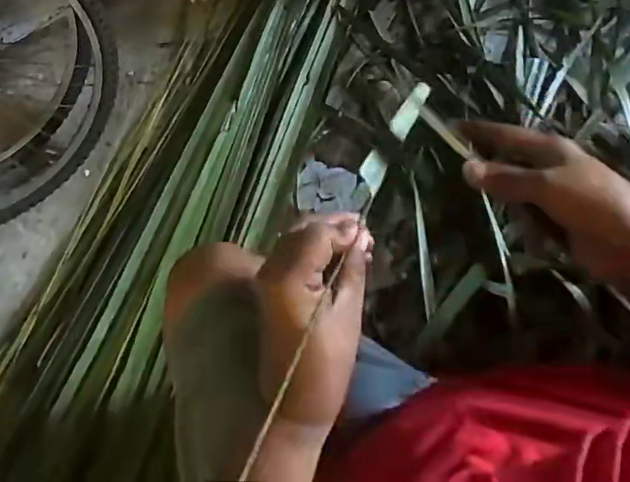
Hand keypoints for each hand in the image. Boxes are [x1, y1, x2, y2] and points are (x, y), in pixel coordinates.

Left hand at [252, 212, 371, 434]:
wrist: (291, 402)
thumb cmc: (325, 365)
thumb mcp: (348, 315)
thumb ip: (352, 270)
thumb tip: (360, 238)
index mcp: (287, 275)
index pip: (315, 234)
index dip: (342, 229)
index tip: (366, 230)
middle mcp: (268, 267)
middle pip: (299, 231)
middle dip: (330, 226)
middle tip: (360, 227)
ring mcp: (263, 274)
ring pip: (291, 238)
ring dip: (319, 233)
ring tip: (350, 236)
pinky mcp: (265, 283)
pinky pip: (286, 252)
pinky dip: (308, 247)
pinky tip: (330, 251)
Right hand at [460, 121, 629, 284]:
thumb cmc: (594, 205)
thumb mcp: (545, 187)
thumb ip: (504, 178)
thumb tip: (465, 167)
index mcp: (550, 148)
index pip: (505, 134)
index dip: (478, 131)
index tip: (451, 127)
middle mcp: (552, 166)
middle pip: (508, 163)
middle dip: (492, 173)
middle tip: (468, 180)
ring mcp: (558, 194)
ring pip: (516, 192)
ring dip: (514, 206)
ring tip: (521, 220)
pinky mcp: (562, 221)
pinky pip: (532, 217)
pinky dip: (530, 227)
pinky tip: (537, 237)